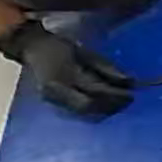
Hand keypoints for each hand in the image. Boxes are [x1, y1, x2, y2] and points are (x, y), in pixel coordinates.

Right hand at [0, 18, 133, 117]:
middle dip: (112, 106)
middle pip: (91, 107)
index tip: (131, 93)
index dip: (115, 95)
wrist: (30, 48)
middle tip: (128, 100)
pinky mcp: (55, 105)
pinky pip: (79, 113)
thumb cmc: (59, 47)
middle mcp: (58, 90)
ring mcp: (54, 100)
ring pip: (86, 114)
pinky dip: (95, 112)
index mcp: (65, 73)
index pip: (96, 90)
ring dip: (105, 111)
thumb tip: (129, 81)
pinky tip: (105, 107)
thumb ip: (105, 67)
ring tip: (120, 104)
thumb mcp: (83, 51)